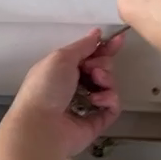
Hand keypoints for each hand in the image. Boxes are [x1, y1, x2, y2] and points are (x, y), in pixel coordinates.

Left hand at [4, 28, 126, 156]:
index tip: (119, 40)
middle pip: (102, 69)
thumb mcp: (61, 57)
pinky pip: (112, 107)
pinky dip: (109, 100)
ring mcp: (85, 105)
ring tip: (97, 82)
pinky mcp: (96, 122)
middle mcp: (74, 86)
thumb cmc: (46, 87)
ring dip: (107, 80)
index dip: (104, 47)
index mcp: (62, 69)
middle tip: (93, 69)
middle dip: (103, 64)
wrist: (41, 126)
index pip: (89, 55)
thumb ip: (82, 46)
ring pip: (109, 86)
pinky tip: (97, 101)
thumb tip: (97, 33)